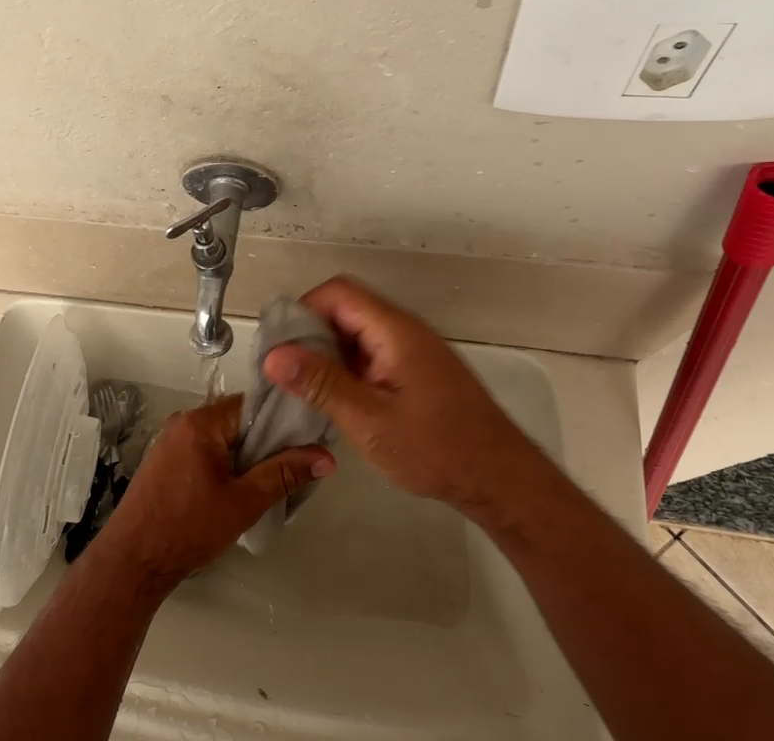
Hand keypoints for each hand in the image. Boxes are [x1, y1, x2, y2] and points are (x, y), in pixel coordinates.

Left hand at [94, 394, 333, 590]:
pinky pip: (205, 450)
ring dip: (245, 455)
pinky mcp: (165, 461)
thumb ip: (284, 474)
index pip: (251, 405)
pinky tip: (242, 487)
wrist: (134, 560)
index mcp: (200, 422)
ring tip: (274, 478)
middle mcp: (183, 422)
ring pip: (221, 438)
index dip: (281, 421)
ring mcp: (170, 441)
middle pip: (236, 420)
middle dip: (265, 442)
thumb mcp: (244, 502)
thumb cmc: (190, 527)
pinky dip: (225, 463)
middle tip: (296, 463)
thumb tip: (325, 458)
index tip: (307, 438)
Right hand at [260, 275, 535, 515]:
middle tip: (285, 373)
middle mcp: (404, 331)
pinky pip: (372, 355)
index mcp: (395, 331)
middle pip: (346, 310)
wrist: (500, 480)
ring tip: (303, 391)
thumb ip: (321, 383)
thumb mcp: (368, 420)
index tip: (280, 347)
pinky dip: (347, 370)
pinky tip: (335, 402)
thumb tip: (274, 355)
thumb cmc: (436, 449)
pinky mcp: (417, 373)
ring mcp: (413, 352)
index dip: (303, 311)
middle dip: (310, 335)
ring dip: (328, 355)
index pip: (337, 293)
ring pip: (357, 335)